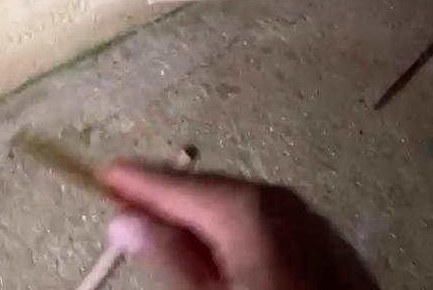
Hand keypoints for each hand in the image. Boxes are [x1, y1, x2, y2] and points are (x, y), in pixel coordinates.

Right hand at [102, 162, 377, 289]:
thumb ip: (168, 256)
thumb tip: (126, 220)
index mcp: (247, 206)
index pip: (176, 183)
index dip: (137, 180)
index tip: (105, 176)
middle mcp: (279, 199)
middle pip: (208, 190)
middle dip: (170, 199)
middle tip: (131, 207)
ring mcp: (309, 219)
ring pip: (239, 205)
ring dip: (203, 216)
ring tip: (173, 235)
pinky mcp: (328, 244)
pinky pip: (269, 223)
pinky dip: (239, 230)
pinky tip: (227, 254)